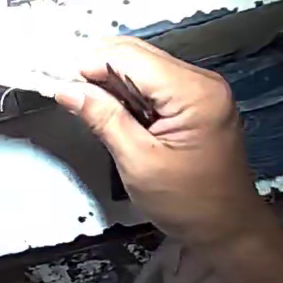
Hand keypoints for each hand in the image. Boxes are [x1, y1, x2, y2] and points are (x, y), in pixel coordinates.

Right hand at [54, 36, 270, 249]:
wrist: (226, 228)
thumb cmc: (189, 202)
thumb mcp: (138, 161)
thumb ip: (103, 119)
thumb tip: (67, 89)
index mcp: (194, 93)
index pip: (130, 57)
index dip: (88, 63)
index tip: (55, 78)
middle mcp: (200, 82)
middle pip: (134, 54)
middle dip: (94, 66)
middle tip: (61, 86)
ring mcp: (197, 90)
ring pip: (138, 65)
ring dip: (105, 78)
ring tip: (77, 97)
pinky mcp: (190, 101)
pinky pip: (148, 82)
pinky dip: (121, 90)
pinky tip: (103, 105)